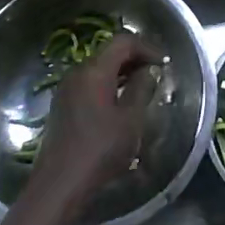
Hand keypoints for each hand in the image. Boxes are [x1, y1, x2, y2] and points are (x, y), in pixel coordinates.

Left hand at [28, 33, 159, 212]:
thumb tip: (149, 70)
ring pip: (98, 68)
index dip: (145, 47)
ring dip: (121, 72)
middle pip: (108, 52)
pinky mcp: (63, 104)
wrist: (60, 183)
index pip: (122, 41)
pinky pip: (89, 84)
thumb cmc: (100, 150)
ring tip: (142, 88)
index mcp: (94, 71)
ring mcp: (66, 88)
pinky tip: (120, 103)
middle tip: (156, 74)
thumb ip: (142, 89)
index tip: (163, 63)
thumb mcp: (130, 120)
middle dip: (134, 58)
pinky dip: (107, 85)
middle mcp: (77, 72)